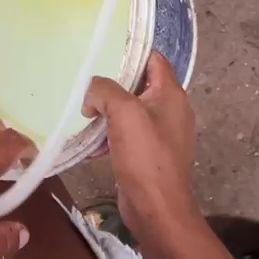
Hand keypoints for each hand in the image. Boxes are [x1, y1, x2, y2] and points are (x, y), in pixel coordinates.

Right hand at [83, 52, 208, 258]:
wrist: (157, 210)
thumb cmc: (145, 155)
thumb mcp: (122, 110)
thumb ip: (103, 89)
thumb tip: (92, 94)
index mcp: (171, 94)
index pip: (153, 58)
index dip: (131, 50)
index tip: (104, 48)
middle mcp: (170, 109)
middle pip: (139, 82)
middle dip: (113, 81)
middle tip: (89, 80)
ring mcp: (161, 133)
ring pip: (130, 107)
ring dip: (109, 107)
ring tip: (87, 109)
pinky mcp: (150, 152)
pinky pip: (128, 130)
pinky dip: (111, 129)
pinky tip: (93, 136)